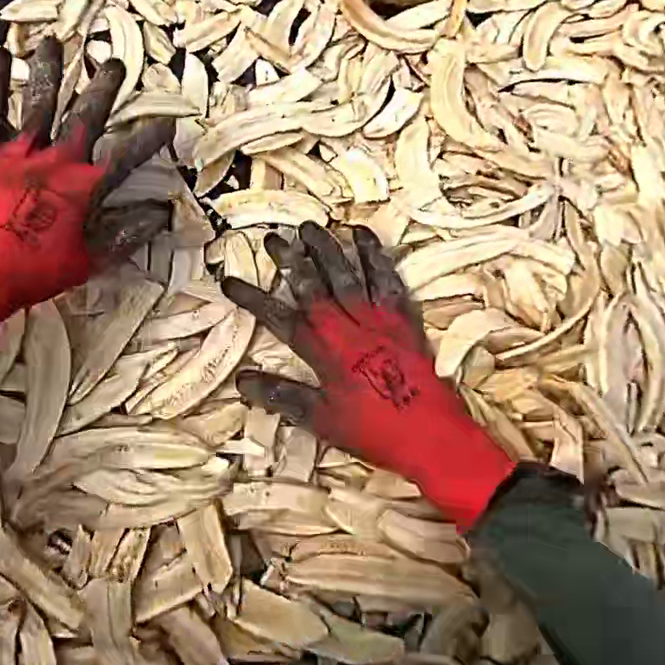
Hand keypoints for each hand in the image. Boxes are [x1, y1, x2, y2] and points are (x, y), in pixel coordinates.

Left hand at [0, 37, 173, 340]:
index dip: (150, 138)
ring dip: (49, 71)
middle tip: (116, 63)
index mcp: (85, 186)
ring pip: (39, 102)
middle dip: (104, 89)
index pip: (127, 155)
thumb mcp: (91, 259)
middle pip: (86, 115)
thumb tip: (162, 214)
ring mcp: (19, 152)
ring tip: (54, 42)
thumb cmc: (38, 268)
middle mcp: (56, 159)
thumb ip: (127, 233)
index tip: (169, 121)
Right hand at [224, 223, 516, 527]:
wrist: (435, 437)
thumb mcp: (321, 420)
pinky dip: (374, 256)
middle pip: (312, 286)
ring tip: (310, 227)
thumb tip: (242, 381)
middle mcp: (347, 327)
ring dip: (326, 249)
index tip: (229, 281)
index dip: (252, 298)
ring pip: (346, 275)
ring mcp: (377, 319)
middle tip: (272, 237)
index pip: (279, 318)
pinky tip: (364, 237)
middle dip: (289, 260)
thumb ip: (282, 396)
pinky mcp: (402, 318)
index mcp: (324, 351)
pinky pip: (386, 280)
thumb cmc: (374, 431)